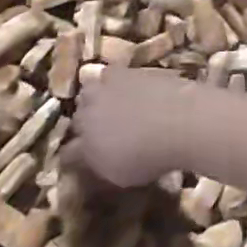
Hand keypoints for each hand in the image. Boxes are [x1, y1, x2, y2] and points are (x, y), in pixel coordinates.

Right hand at [65, 67, 200, 187]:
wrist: (179, 120)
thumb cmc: (151, 157)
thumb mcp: (121, 175)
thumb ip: (102, 165)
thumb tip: (95, 159)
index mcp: (84, 147)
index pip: (68, 153)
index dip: (74, 155)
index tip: (81, 157)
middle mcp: (87, 115)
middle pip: (77, 118)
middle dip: (84, 123)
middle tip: (100, 128)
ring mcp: (104, 90)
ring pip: (88, 91)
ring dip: (95, 97)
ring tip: (111, 102)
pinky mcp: (124, 72)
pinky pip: (109, 73)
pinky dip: (114, 79)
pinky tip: (126, 84)